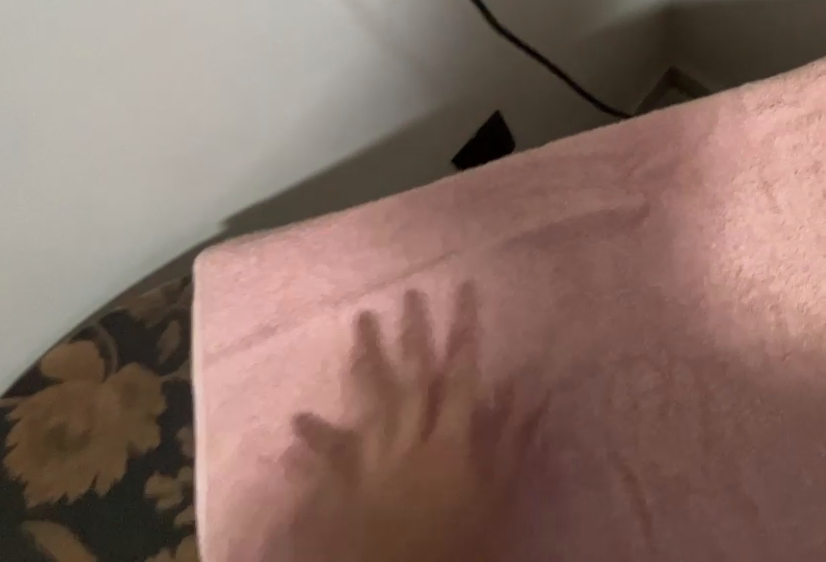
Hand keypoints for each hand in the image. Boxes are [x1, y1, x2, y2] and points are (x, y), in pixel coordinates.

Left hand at [282, 285, 535, 561]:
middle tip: (407, 293)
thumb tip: (529, 389)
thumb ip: (512, 443)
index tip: (464, 290)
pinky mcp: (343, 493)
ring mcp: (371, 466)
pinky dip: (313, 439)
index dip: (463, 329)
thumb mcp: (498, 498)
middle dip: (410, 334)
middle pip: (409, 380)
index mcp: (448, 443)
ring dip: (365, 362)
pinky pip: (327, 462)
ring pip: (369, 405)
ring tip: (361, 325)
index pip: (459, 375)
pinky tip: (296, 420)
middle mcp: (407, 444)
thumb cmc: (457, 545)